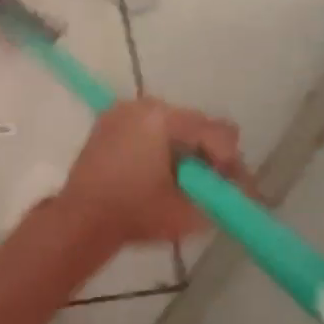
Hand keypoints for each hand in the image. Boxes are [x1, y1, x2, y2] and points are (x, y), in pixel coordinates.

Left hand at [60, 98, 249, 244]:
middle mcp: (141, 105)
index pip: (218, 131)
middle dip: (207, 154)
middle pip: (194, 124)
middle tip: (208, 186)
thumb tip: (242, 188)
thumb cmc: (136, 212)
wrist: (81, 218)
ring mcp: (120, 111)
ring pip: (171, 125)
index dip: (230, 161)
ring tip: (182, 182)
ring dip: (183, 149)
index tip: (227, 188)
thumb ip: (226, 194)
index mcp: (162, 118)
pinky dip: (159, 144)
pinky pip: (146, 127)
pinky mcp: (106, 123)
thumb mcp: (193, 210)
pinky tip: (157, 172)